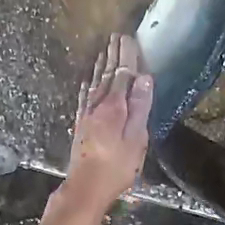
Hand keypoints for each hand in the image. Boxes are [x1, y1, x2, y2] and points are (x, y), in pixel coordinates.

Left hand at [61, 33, 151, 212]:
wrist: (85, 187)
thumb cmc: (117, 167)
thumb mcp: (136, 139)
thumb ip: (139, 107)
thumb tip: (144, 78)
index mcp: (114, 107)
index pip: (122, 74)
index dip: (127, 56)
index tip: (129, 38)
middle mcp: (98, 105)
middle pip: (107, 75)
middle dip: (113, 56)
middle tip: (116, 37)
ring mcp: (87, 114)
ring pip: (95, 83)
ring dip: (100, 66)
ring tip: (104, 51)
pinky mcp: (80, 124)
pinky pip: (84, 96)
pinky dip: (88, 84)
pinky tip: (87, 81)